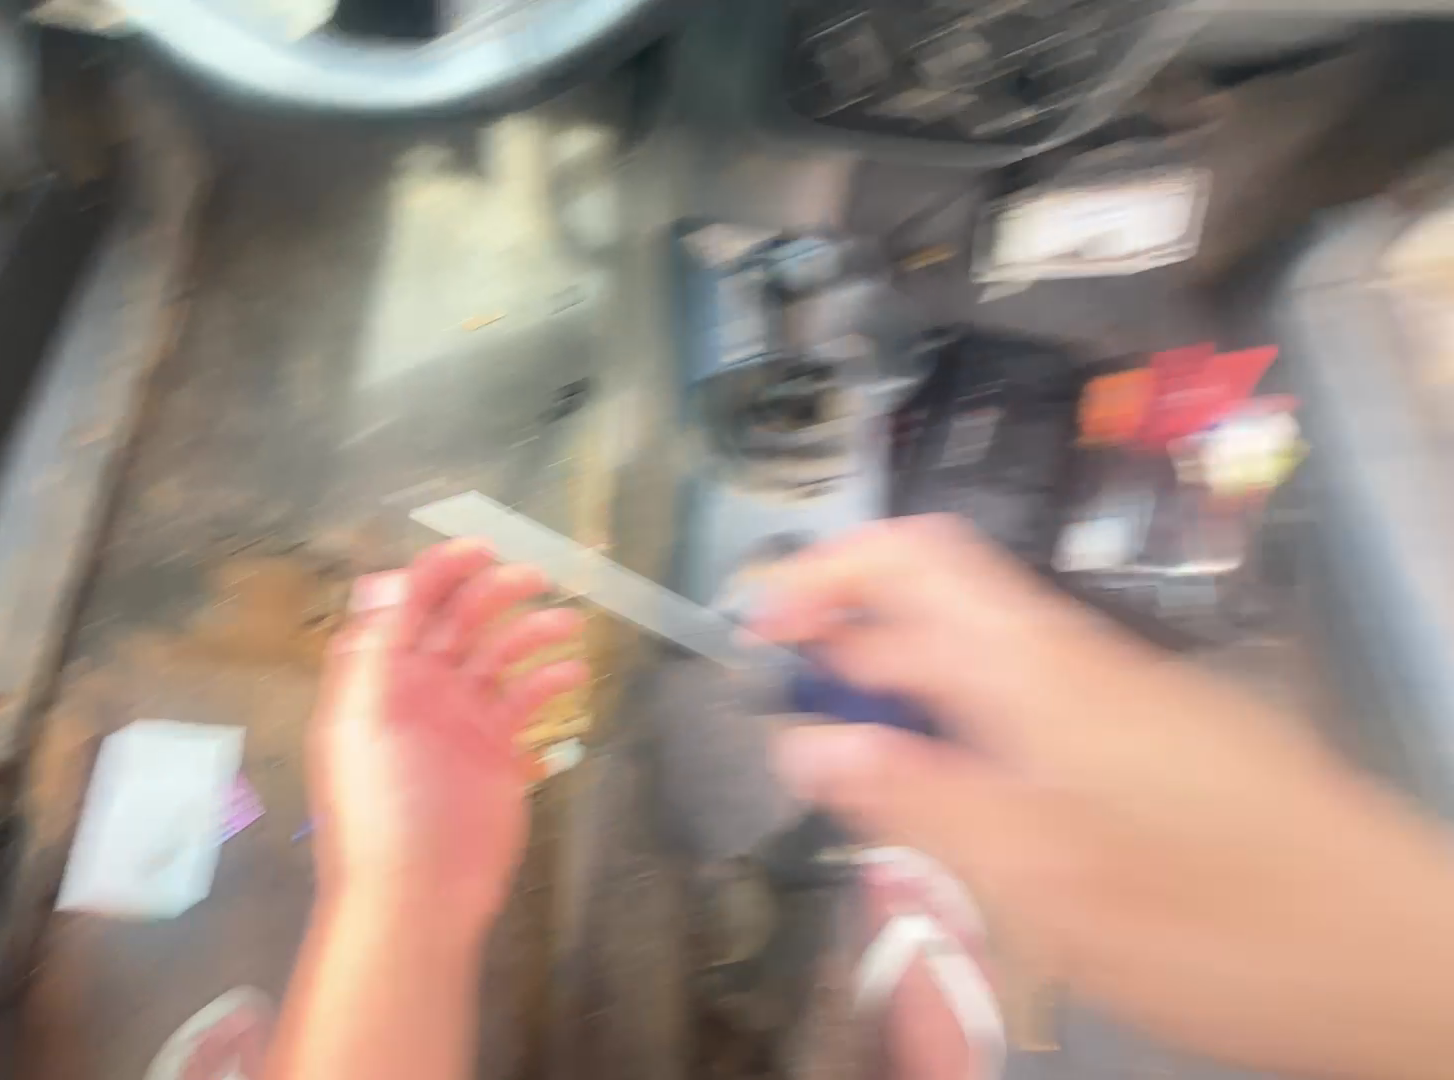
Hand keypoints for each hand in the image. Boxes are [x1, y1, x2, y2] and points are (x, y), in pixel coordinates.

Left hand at [310, 540, 587, 930]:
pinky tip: (572, 673)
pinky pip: (525, 698)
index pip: (412, 602)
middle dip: (496, 590)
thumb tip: (382, 580)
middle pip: (462, 618)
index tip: (484, 550)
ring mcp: (463, 714)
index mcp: (385, 672)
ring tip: (569, 624)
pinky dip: (548, 680)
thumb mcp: (364, 719)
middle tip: (538, 578)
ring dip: (532, 631)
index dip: (442, 569)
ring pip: (500, 653)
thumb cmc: (384, 803)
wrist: (419, 892)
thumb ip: (375, 648)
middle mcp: (423, 683)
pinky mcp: (496, 746)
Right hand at [755, 516, 1453, 1079]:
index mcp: (1029, 664)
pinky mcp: (1117, 731)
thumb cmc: (1223, 916)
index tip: (762, 618)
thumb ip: (909, 796)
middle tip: (779, 691)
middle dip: (834, 634)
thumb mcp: (1038, 871)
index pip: (909, 558)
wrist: (1420, 967)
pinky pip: (997, 699)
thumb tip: (801, 745)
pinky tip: (924, 778)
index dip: (823, 570)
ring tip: (832, 742)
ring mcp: (1090, 692)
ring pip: (956, 658)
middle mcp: (1055, 657)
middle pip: (920, 606)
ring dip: (880, 684)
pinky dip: (934, 718)